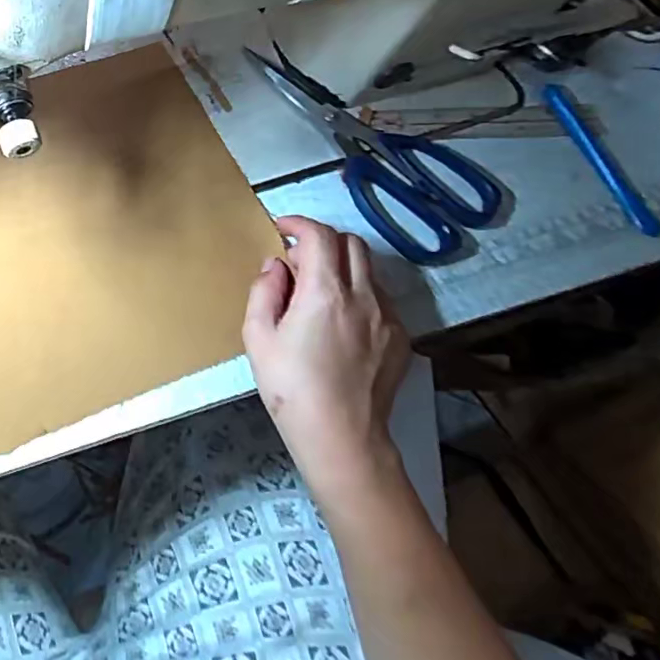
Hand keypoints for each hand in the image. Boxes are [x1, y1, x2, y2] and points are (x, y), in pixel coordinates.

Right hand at [242, 216, 409, 471]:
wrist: (341, 436)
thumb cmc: (290, 386)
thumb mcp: (257, 336)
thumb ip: (264, 291)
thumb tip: (276, 266)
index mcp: (325, 292)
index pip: (320, 236)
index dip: (299, 223)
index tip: (282, 228)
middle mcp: (364, 296)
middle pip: (351, 243)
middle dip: (322, 241)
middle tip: (298, 263)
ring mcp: (388, 317)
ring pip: (368, 270)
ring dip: (341, 267)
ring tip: (318, 294)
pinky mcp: (401, 338)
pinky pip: (380, 299)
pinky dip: (358, 294)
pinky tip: (340, 323)